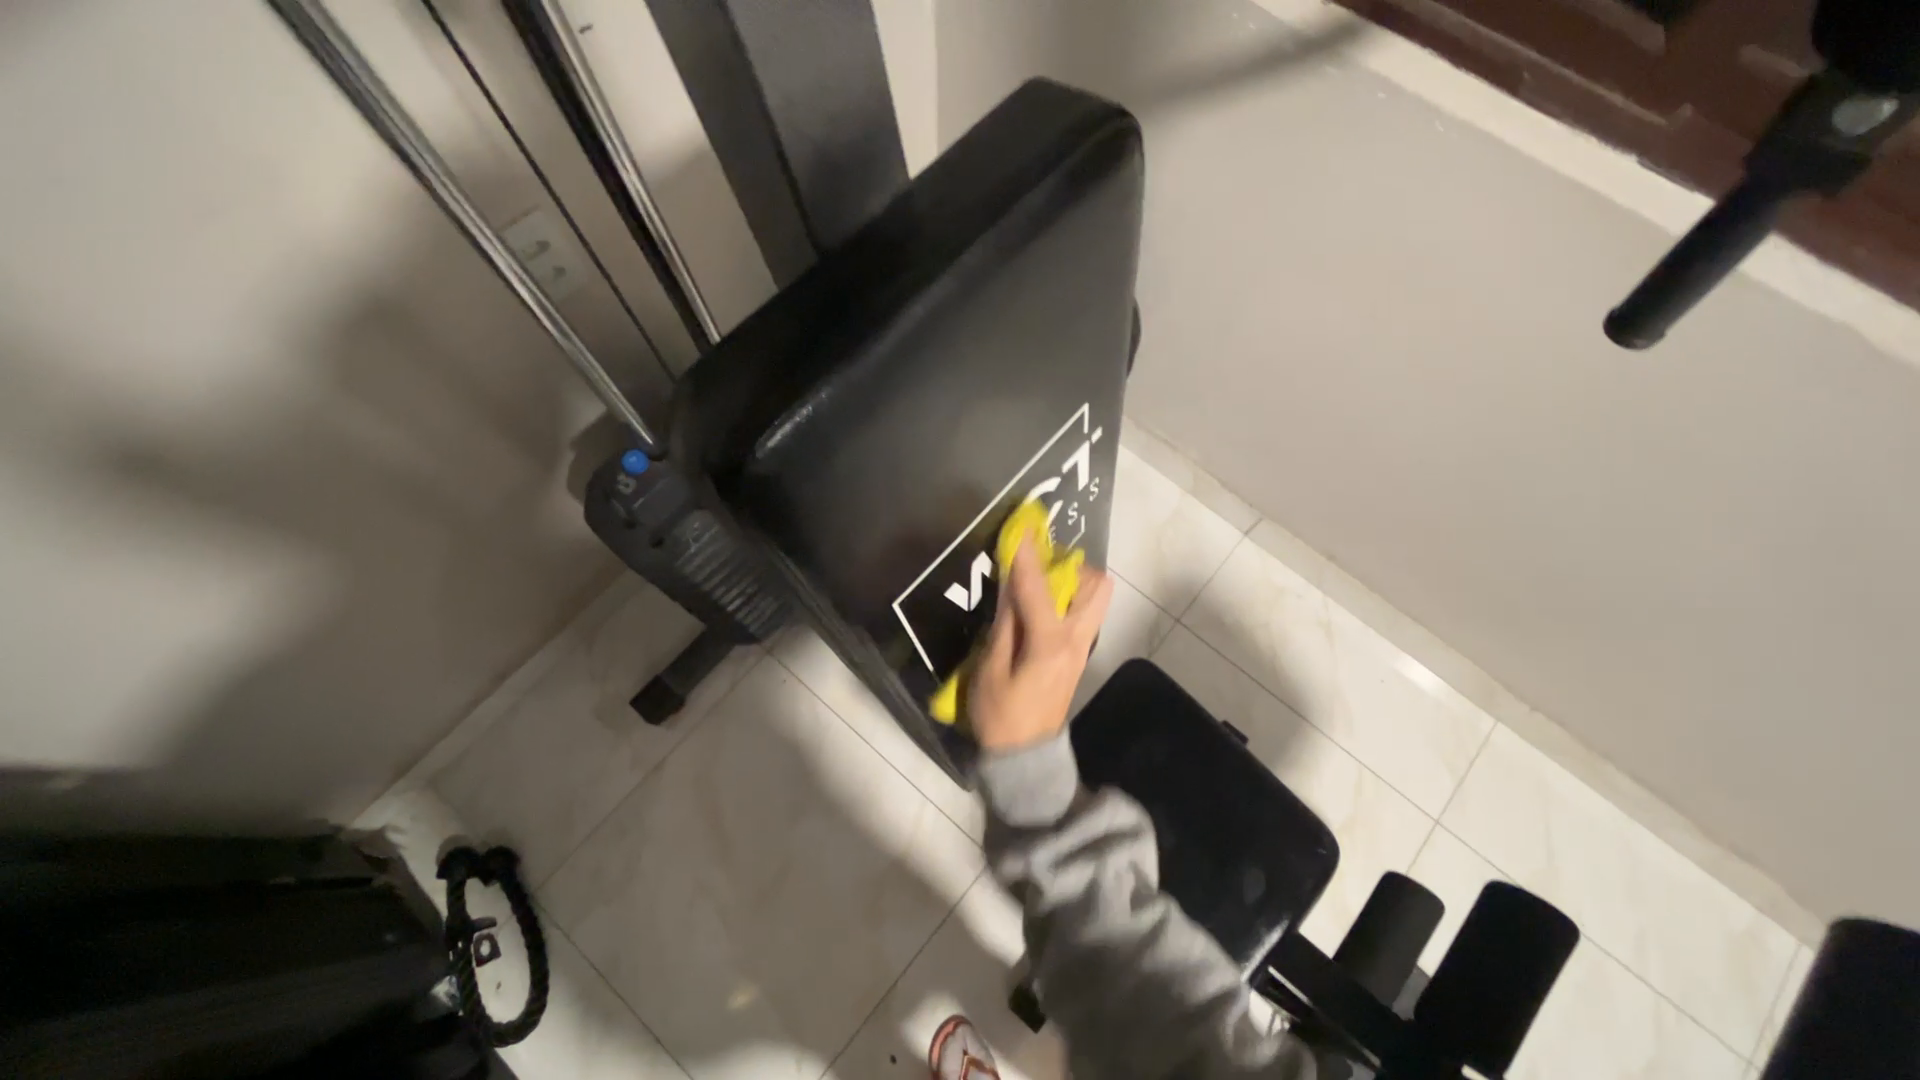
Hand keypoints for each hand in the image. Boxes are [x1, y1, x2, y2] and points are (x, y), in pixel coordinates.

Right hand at [967, 539, 1114, 751]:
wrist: (1025, 759)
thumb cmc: (1001, 716)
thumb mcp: (990, 669)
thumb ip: (1004, 623)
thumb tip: (1010, 583)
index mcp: (1050, 643)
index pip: (1038, 588)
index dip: (1027, 556)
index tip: (1021, 528)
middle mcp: (1076, 640)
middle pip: (1096, 586)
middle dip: (1072, 566)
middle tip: (1041, 564)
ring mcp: (1083, 648)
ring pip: (1096, 599)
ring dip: (1074, 582)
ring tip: (1040, 584)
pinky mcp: (1079, 655)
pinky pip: (1085, 613)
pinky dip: (1069, 599)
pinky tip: (1042, 606)